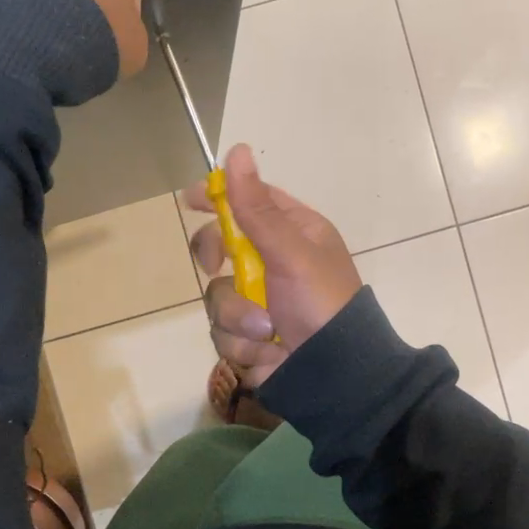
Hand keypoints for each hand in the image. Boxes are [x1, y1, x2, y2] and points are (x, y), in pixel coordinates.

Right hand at [187, 145, 361, 387]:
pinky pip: (222, 333)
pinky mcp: (247, 338)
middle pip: (218, 247)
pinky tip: (269, 354)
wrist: (336, 378)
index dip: (218, 198)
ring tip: (269, 333)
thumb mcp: (291, 253)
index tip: (192, 200)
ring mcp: (257, 303)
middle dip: (216, 261)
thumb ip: (257, 209)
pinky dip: (244, 346)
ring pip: (216, 297)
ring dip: (240, 317)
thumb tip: (238, 150)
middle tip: (217, 265)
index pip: (248, 202)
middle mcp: (272, 264)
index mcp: (292, 234)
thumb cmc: (321, 305)